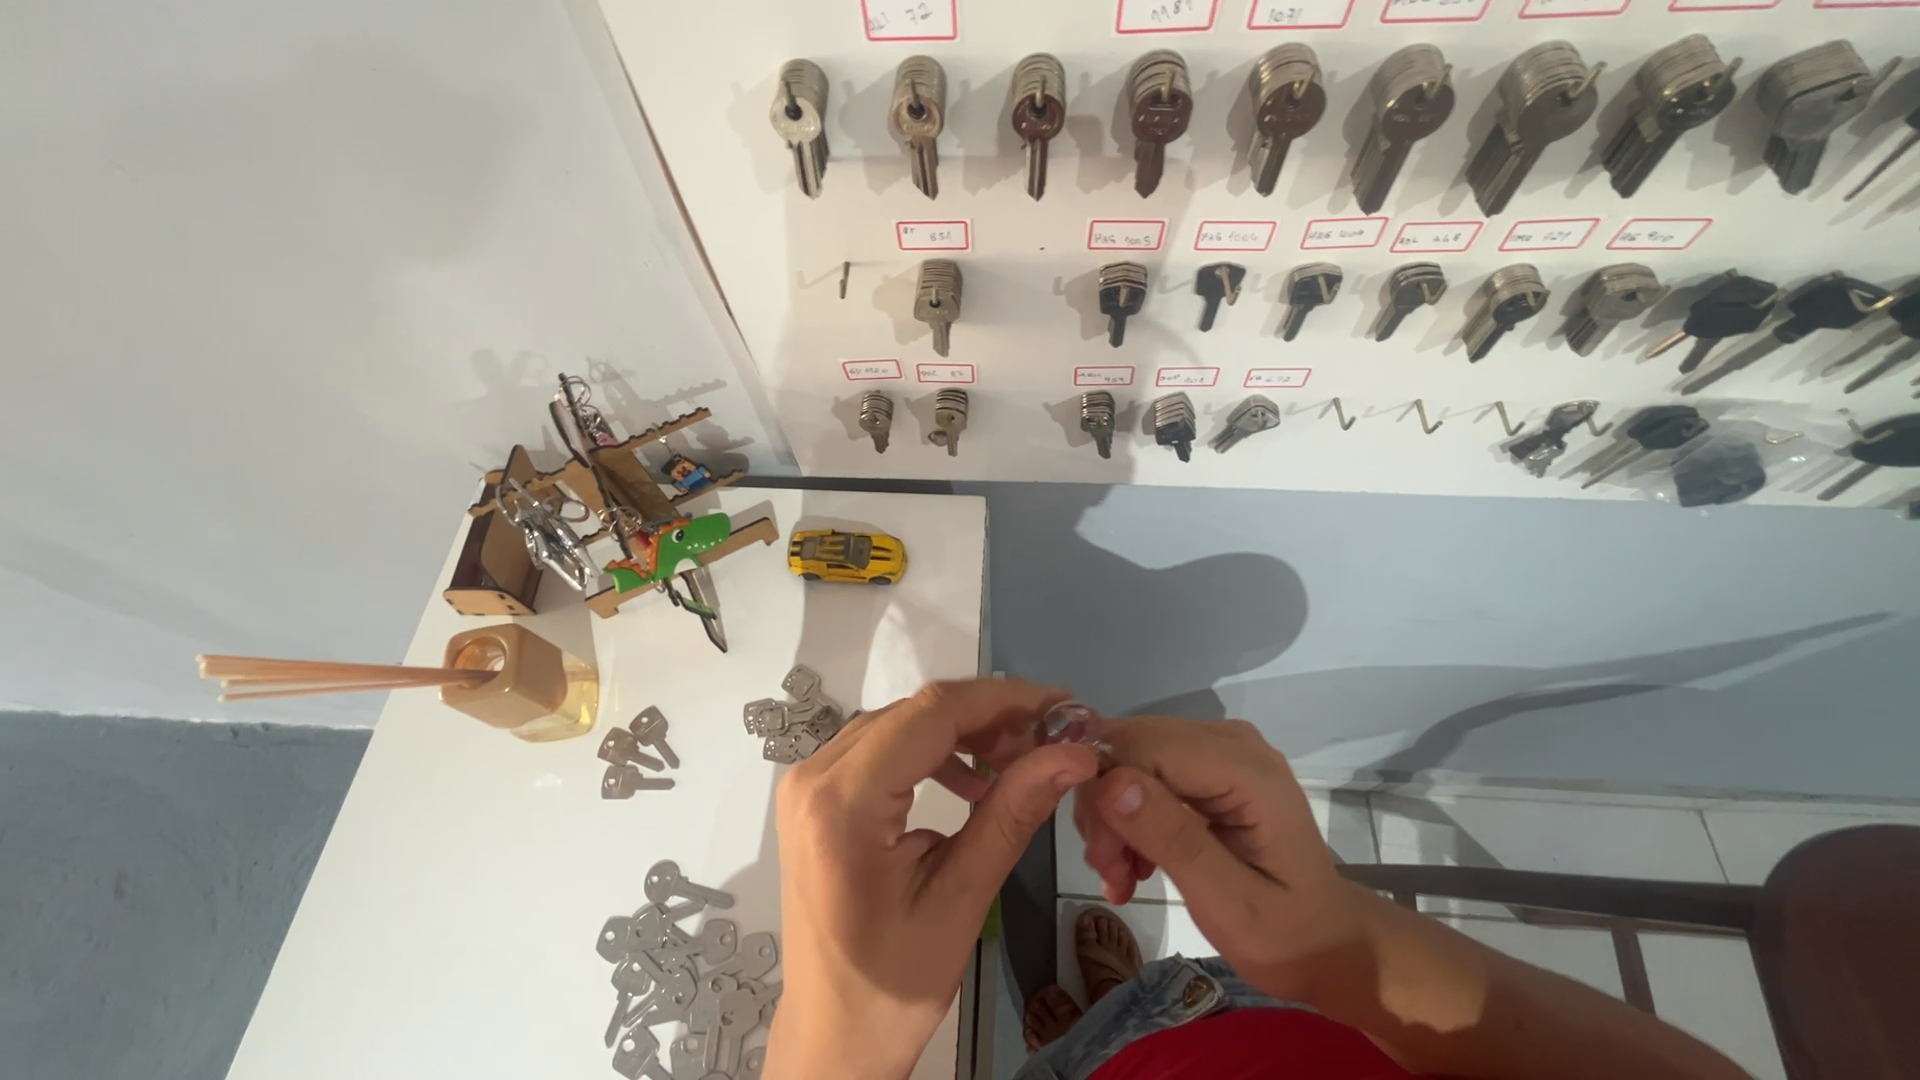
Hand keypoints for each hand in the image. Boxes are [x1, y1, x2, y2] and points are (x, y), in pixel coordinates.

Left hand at [766, 679, 1098, 1079]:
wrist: (831, 1034)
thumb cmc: (893, 984)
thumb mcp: (961, 899)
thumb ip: (1012, 814)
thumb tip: (1072, 753)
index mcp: (842, 801)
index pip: (931, 714)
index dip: (1002, 699)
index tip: (1063, 706)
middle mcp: (814, 775)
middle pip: (915, 712)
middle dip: (989, 716)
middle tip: (1050, 738)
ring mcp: (809, 782)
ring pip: (900, 724)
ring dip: (963, 732)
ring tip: (1019, 758)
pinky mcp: (817, 795)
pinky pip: (883, 749)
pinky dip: (932, 753)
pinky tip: (971, 781)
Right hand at [1073, 717, 1376, 1004]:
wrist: (1324, 941)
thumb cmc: (1285, 934)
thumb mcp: (1230, 905)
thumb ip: (1175, 840)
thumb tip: (1112, 783)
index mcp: (1247, 769)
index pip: (1145, 745)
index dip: (1106, 789)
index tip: (1102, 854)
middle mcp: (1230, 741)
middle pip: (1131, 745)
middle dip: (1104, 806)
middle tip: (1109, 870)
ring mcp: (1217, 748)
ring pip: (1129, 756)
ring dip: (1111, 816)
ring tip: (1120, 875)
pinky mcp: (1204, 764)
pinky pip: (1143, 770)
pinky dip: (1126, 814)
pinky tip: (1132, 861)